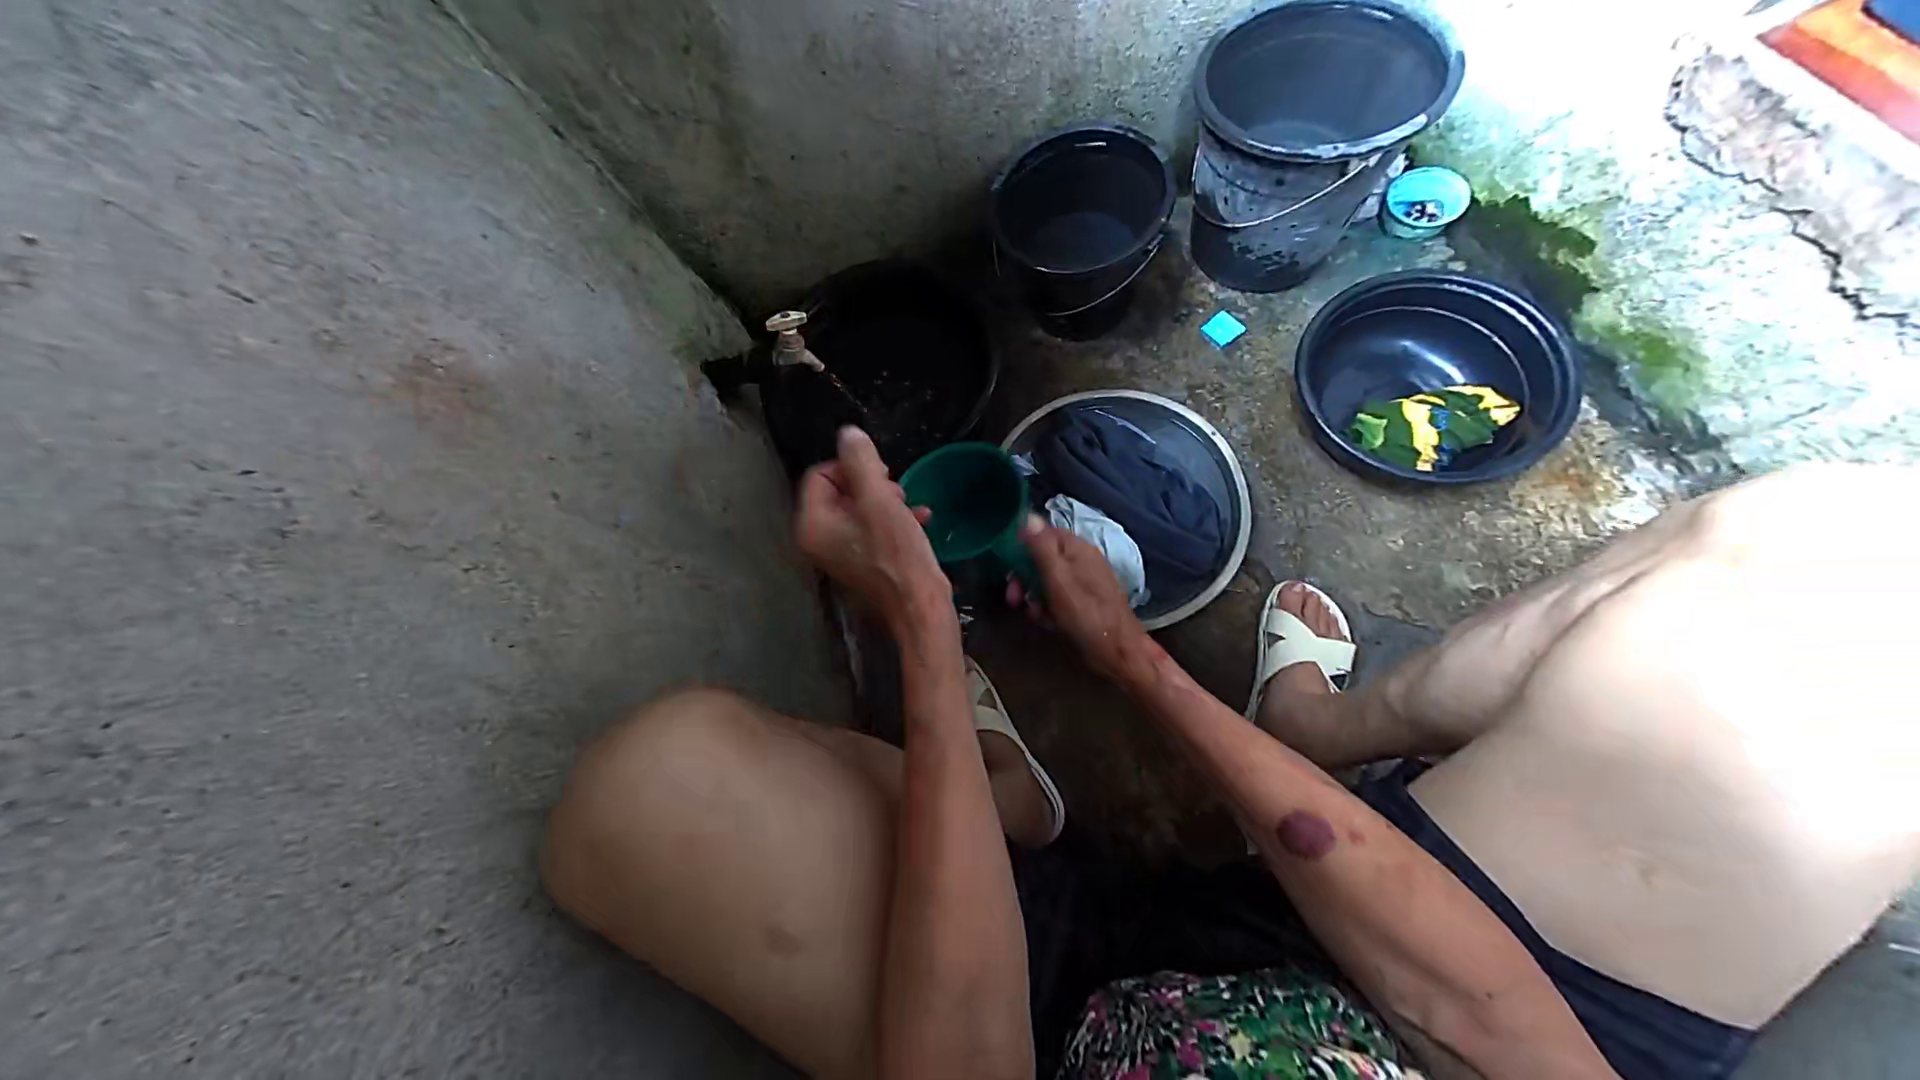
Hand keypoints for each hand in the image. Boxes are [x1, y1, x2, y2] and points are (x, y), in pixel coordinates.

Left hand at [796, 427, 950, 631]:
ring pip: (858, 508)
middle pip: (838, 490)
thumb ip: (860, 462)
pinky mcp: (861, 562)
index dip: (851, 467)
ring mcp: (839, 553)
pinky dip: (892, 519)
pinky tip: (920, 519)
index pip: (819, 474)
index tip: (881, 475)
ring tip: (909, 506)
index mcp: (812, 524)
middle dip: (870, 484)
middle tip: (896, 492)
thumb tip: (848, 433)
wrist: (920, 606)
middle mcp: (817, 540)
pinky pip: (870, 528)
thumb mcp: (880, 500)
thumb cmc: (898, 553)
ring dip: (885, 500)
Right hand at [1013, 519, 1149, 679]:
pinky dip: (1047, 606)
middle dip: (1024, 576)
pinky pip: (1058, 595)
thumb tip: (1027, 516)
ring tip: (1031, 612)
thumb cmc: (1086, 615)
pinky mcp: (1084, 601)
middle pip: (1043, 557)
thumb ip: (1041, 548)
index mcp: (1077, 549)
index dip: (1022, 546)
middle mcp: (1082, 560)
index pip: (1043, 533)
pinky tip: (1044, 620)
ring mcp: (1084, 582)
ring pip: (1048, 579)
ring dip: (1033, 594)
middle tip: (1013, 597)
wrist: (1118, 652)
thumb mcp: (1058, 580)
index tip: (1007, 566)